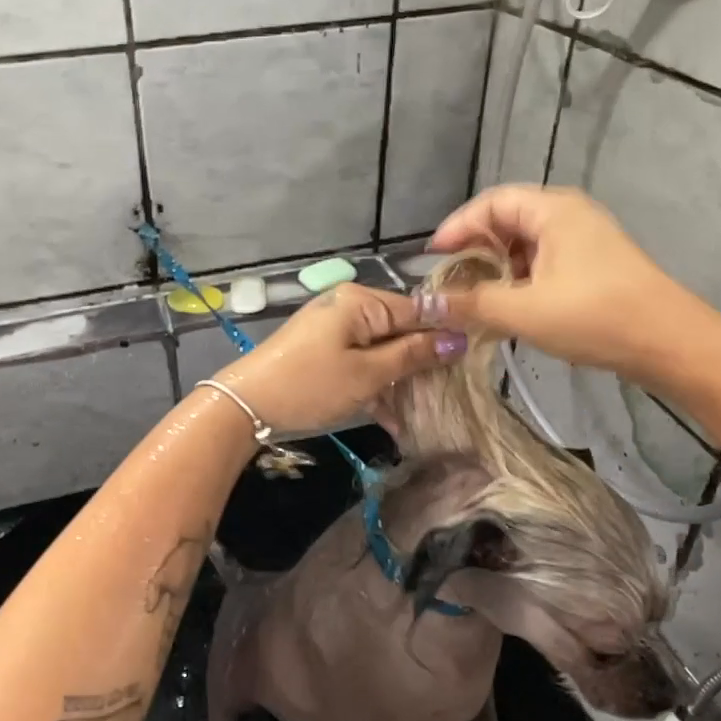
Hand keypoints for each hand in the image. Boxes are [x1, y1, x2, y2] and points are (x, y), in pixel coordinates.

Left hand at [211, 283, 464, 432]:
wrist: (246, 404)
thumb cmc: (310, 385)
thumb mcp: (368, 374)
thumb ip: (413, 355)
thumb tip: (456, 339)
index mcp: (361, 300)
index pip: (419, 310)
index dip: (446, 335)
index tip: (474, 362)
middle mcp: (349, 306)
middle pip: (401, 330)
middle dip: (423, 364)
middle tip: (449, 395)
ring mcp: (334, 328)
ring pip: (383, 350)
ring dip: (400, 382)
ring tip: (422, 414)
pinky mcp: (323, 350)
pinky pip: (361, 361)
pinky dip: (375, 386)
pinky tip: (392, 420)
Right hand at [427, 185, 714, 381]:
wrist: (674, 345)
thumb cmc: (596, 317)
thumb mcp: (524, 312)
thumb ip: (470, 304)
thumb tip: (425, 303)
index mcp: (553, 210)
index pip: (490, 203)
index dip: (457, 228)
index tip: (433, 260)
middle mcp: (569, 214)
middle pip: (507, 219)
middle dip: (475, 249)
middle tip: (451, 280)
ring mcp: (586, 238)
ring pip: (525, 242)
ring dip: (497, 267)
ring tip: (476, 297)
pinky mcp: (595, 264)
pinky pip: (544, 259)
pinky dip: (520, 278)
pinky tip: (511, 306)